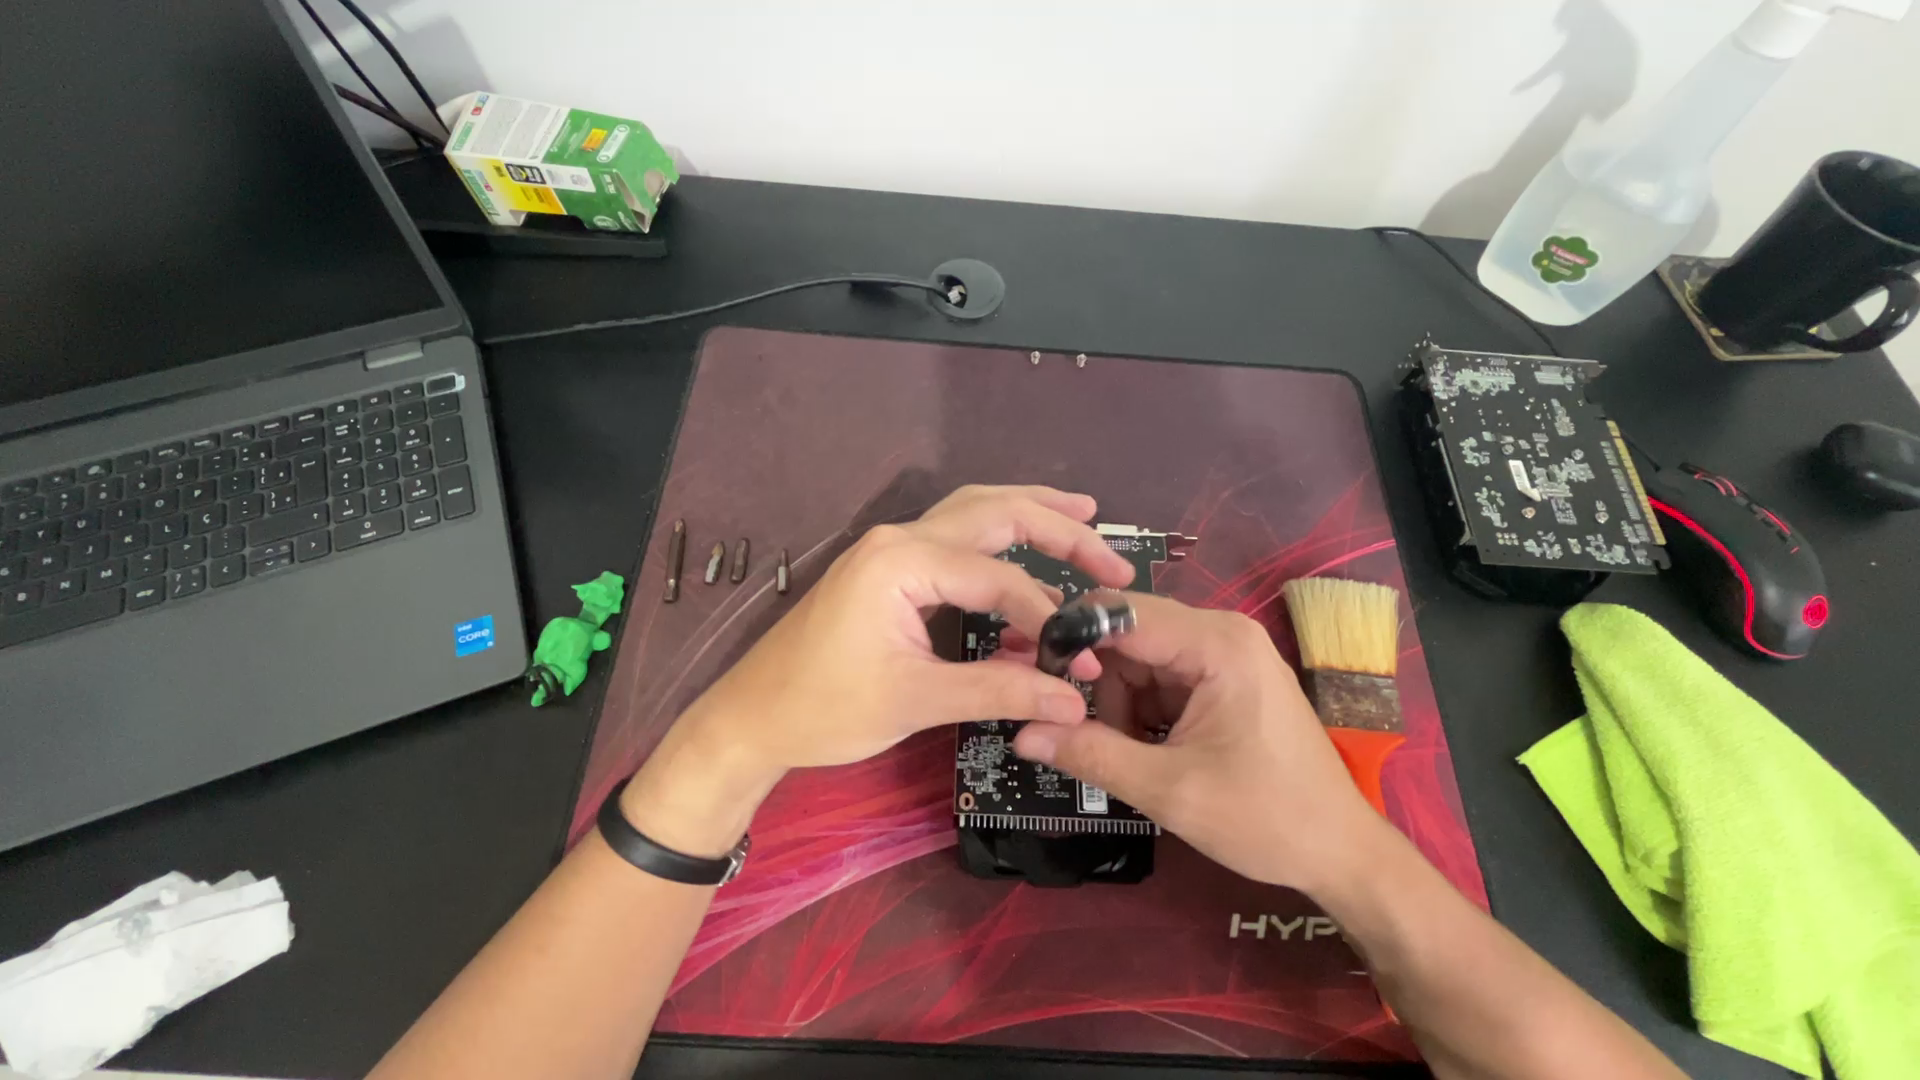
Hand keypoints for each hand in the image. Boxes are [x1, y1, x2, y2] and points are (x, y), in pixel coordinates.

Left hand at [621, 485, 1136, 856]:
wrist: (751, 718)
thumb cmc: (824, 708)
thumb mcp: (918, 701)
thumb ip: (999, 691)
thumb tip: (1073, 700)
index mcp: (903, 560)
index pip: (998, 577)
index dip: (1046, 617)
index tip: (1080, 658)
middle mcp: (900, 537)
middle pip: (995, 513)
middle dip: (1059, 529)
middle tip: (1113, 560)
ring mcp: (891, 548)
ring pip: (974, 514)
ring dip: (1030, 516)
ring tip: (1085, 519)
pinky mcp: (888, 568)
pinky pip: (955, 540)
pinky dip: (998, 542)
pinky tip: (1026, 552)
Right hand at [1011, 593, 1386, 894]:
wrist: (1340, 853)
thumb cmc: (1264, 817)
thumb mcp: (1168, 790)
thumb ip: (1091, 755)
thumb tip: (1019, 734)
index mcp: (1216, 643)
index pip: (1120, 613)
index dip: (1070, 639)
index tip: (1032, 677)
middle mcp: (1221, 633)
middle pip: (1127, 635)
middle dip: (1097, 683)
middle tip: (1079, 734)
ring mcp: (1225, 654)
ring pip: (1138, 660)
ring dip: (1120, 705)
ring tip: (1130, 756)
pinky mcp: (1224, 679)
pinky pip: (1161, 679)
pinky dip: (1142, 712)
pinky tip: (1150, 751)